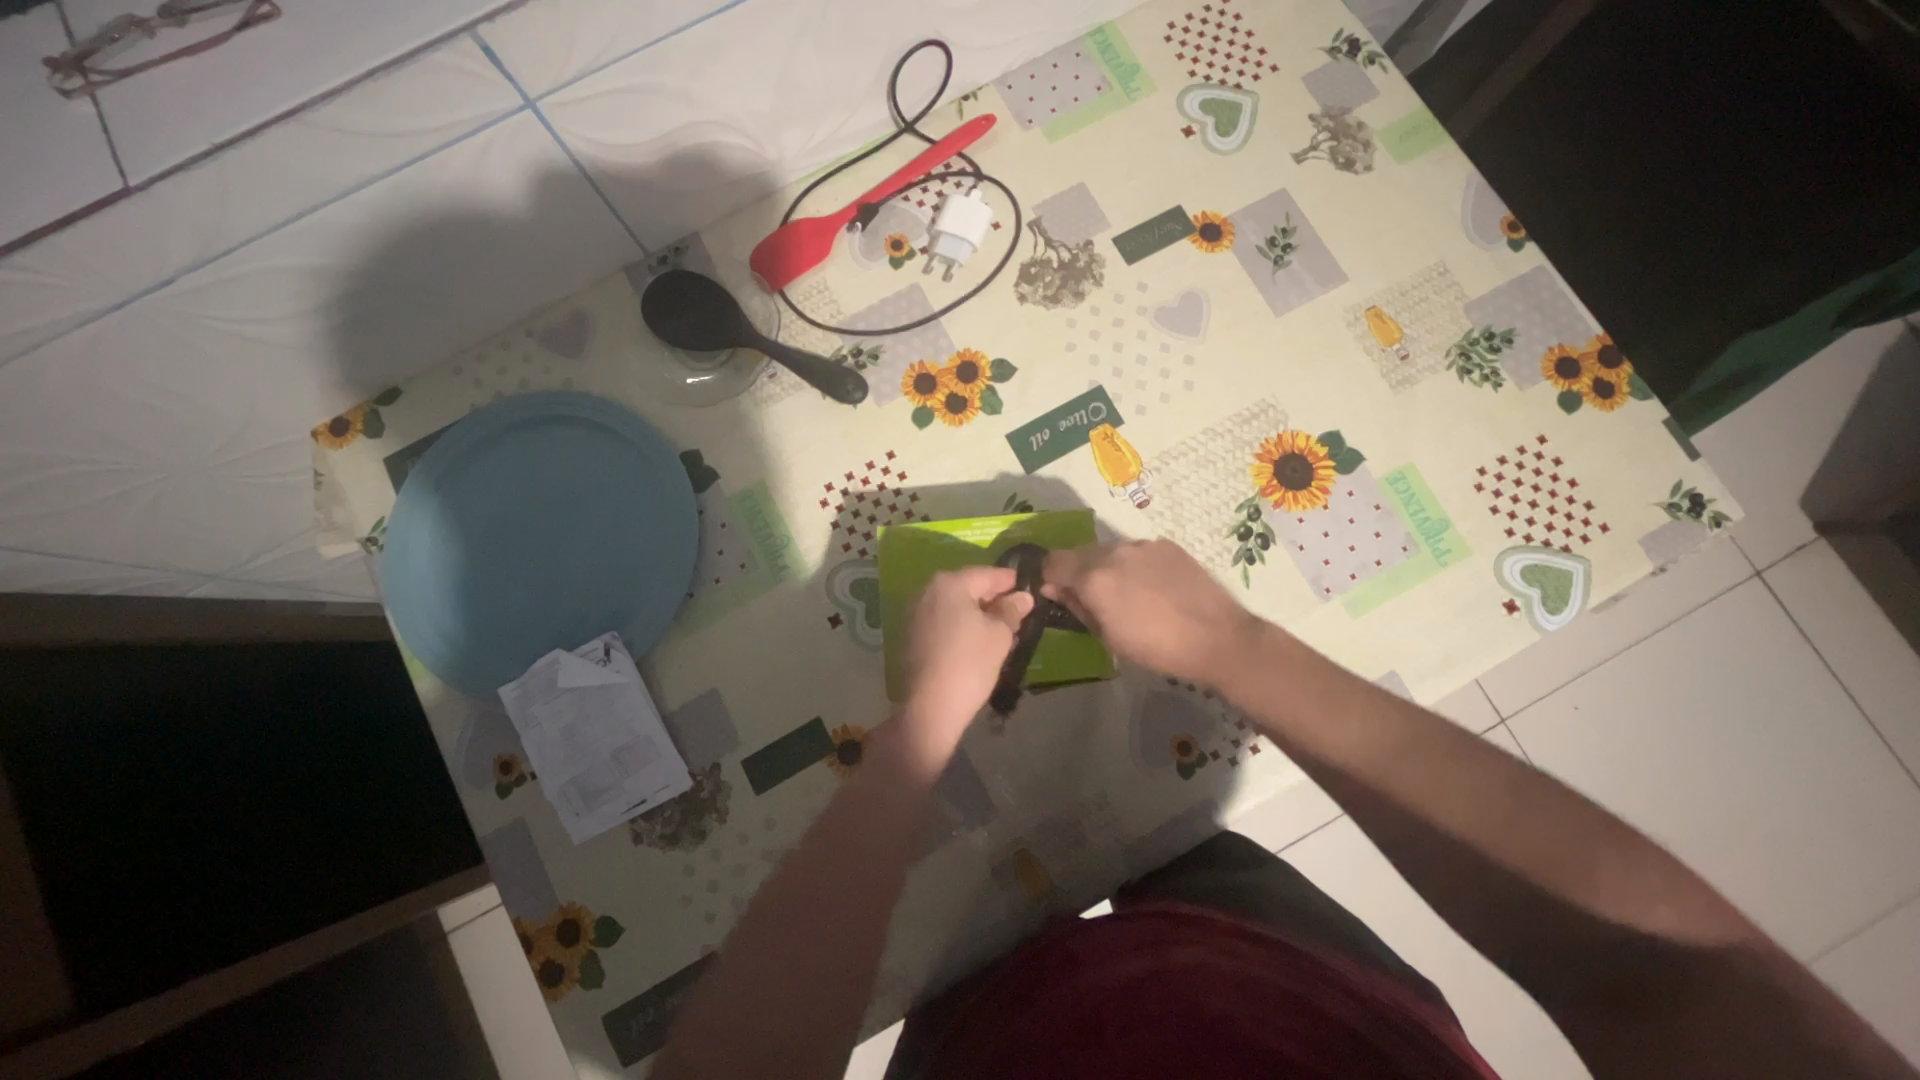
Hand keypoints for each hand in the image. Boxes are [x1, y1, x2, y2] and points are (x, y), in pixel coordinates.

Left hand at [897, 566, 1032, 763]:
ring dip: (976, 613)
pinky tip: (977, 640)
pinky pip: (942, 621)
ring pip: (954, 605)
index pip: (987, 574)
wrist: (929, 707)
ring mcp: (915, 613)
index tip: (1028, 586)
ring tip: (1001, 628)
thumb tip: (1022, 597)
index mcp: (950, 584)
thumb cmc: (970, 664)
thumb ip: (1011, 610)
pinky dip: (960, 625)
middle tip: (1017, 610)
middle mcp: (927, 591)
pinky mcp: (911, 635)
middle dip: (992, 597)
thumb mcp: (1000, 635)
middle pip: (967, 587)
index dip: (1009, 581)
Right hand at [1043, 539, 1266, 685]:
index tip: (1055, 594)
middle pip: (1080, 554)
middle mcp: (1114, 552)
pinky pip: (1137, 551)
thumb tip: (1057, 590)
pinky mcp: (1167, 546)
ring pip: (1109, 551)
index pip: (1052, 562)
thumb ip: (1078, 607)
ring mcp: (1143, 545)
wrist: (1217, 638)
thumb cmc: (1157, 649)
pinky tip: (1151, 587)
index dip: (1048, 577)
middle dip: (1078, 572)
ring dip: (1107, 567)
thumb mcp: (1108, 637)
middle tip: (1092, 599)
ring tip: (1127, 594)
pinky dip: (1134, 565)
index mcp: (1094, 578)